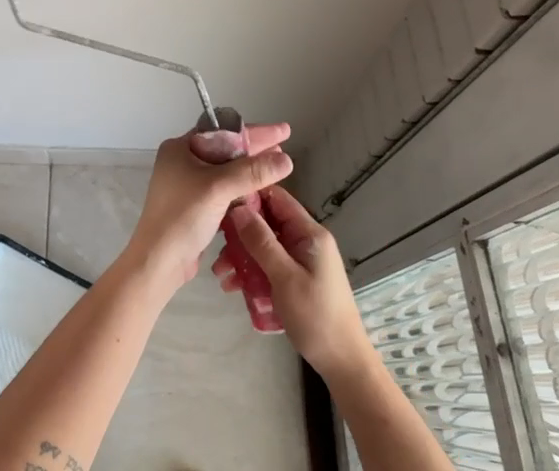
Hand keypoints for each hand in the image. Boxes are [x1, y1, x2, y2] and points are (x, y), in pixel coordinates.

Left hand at [120, 128, 293, 294]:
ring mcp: (188, 185)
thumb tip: (287, 160)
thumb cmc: (182, 216)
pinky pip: (224, 191)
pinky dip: (242, 190)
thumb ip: (252, 172)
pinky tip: (261, 193)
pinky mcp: (196, 206)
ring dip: (251, 172)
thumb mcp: (218, 188)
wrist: (160, 260)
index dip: (255, 132)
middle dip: (256, 151)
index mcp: (180, 148)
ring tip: (279, 169)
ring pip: (227, 172)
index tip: (283, 131)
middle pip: (226, 151)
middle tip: (284, 150)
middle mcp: (183, 162)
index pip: (223, 132)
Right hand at [215, 185, 372, 372]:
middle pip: (267, 223)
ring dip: (241, 256)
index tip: (221, 206)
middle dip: (240, 233)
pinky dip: (251, 272)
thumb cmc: (316, 316)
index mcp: (309, 233)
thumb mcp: (284, 277)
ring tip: (221, 275)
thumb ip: (261, 241)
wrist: (342, 361)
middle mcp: (305, 241)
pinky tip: (233, 287)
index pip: (277, 198)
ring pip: (264, 245)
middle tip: (216, 250)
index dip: (249, 197)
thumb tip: (238, 208)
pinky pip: (268, 265)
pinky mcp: (296, 278)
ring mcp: (301, 260)